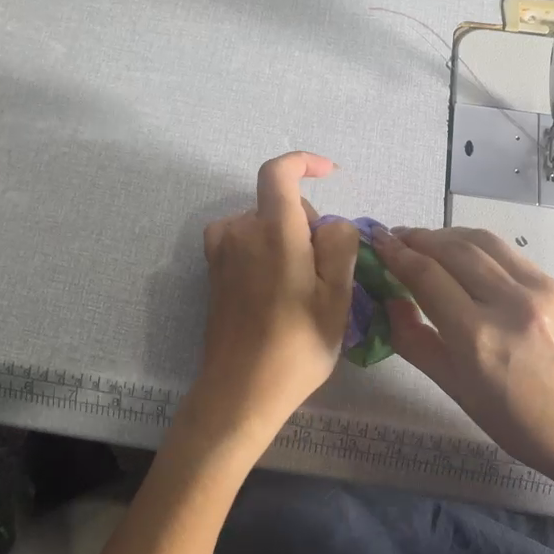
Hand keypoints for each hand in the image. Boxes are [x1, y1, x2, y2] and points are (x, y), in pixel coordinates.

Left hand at [193, 152, 360, 439]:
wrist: (240, 391)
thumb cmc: (296, 345)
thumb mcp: (336, 296)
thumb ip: (339, 244)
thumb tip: (330, 223)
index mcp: (272, 230)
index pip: (279, 171)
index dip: (304, 162)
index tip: (329, 173)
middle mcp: (239, 231)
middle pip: (279, 205)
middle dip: (307, 225)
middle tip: (326, 275)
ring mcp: (221, 252)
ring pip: (264, 227)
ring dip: (287, 243)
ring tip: (303, 292)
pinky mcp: (213, 273)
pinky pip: (247, 244)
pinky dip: (266, 254)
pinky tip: (277, 294)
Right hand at [371, 225, 553, 485]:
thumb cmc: (523, 424)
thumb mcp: (459, 391)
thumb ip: (417, 343)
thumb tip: (389, 303)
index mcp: (477, 337)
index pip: (426, 276)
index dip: (396, 254)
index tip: (376, 242)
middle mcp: (506, 303)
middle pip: (451, 249)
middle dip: (416, 238)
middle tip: (392, 238)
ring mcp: (536, 290)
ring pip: (480, 241)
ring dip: (445, 234)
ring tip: (423, 240)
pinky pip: (506, 252)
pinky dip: (475, 244)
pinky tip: (462, 252)